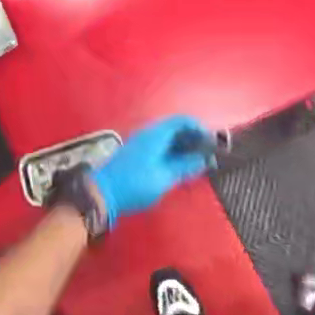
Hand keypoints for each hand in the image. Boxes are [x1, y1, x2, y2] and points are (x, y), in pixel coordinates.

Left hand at [88, 115, 213, 226]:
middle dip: (193, 139)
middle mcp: (149, 133)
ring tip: (196, 163)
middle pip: (176, 128)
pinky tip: (179, 168)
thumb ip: (185, 166)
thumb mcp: (164, 177)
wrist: (102, 193)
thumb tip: (204, 159)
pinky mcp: (137, 154)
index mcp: (157, 134)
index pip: (182, 121)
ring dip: (184, 148)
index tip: (211, 142)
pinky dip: (173, 154)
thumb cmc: (135, 183)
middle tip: (207, 154)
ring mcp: (142, 143)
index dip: (199, 128)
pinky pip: (161, 147)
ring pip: (168, 139)